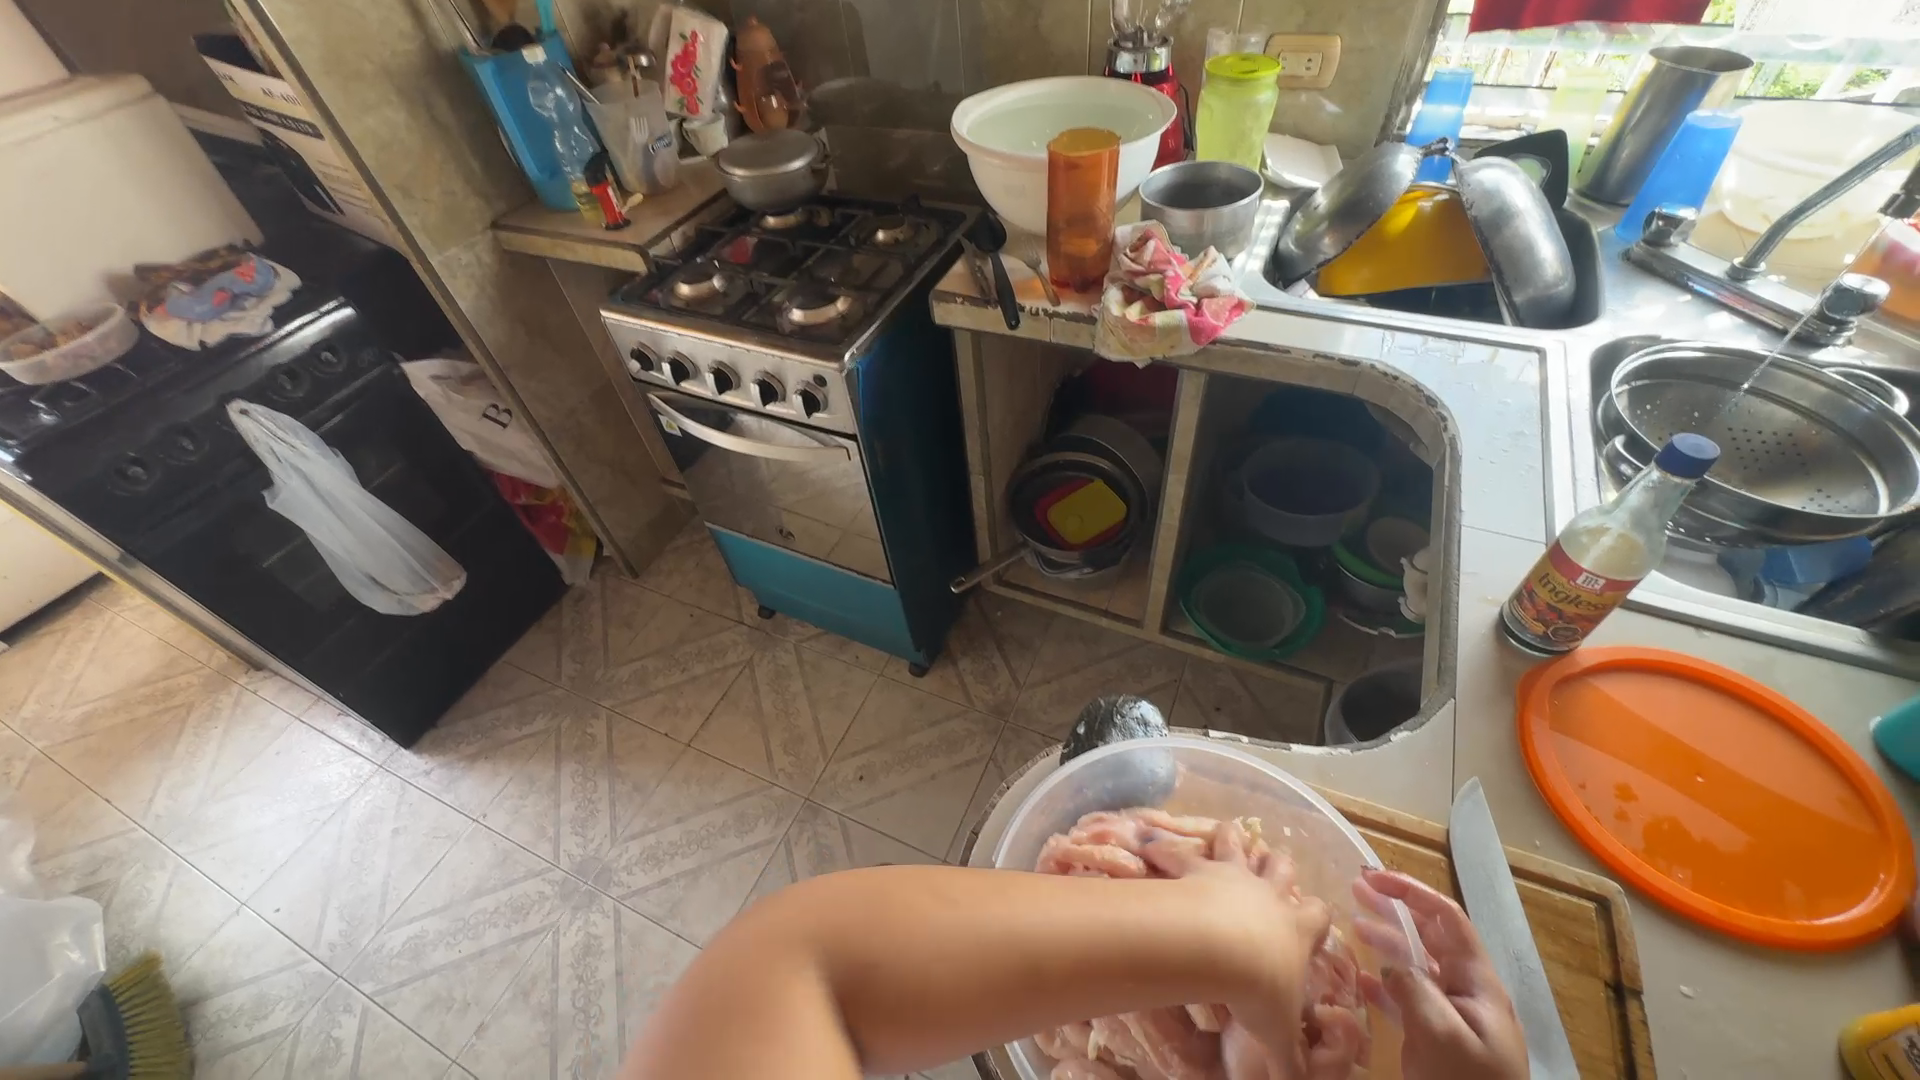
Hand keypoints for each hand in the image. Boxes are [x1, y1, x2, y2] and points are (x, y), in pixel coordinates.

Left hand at [1139, 821, 1360, 1079]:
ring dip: (1233, 838)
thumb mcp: (1278, 1032)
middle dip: (1279, 864)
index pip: (1319, 914)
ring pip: (1238, 843)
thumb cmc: (1258, 990)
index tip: (1313, 915)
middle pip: (1282, 865)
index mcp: (1295, 928)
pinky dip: (1167, 848)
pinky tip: (1153, 845)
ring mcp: (1232, 875)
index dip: (1317, 914)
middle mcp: (1267, 894)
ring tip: (1228, 830)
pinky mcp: (1197, 867)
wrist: (1224, 950)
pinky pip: (1180, 851)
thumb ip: (1290, 1059)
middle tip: (1273, 864)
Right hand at [1354, 868, 1528, 1079]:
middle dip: (1394, 907)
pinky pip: (1406, 997)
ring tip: (1351, 924)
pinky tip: (1359, 979)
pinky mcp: (1435, 1037)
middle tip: (1354, 888)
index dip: (1410, 891)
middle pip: (1429, 934)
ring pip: (1415, 963)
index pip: (1446, 919)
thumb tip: (1392, 967)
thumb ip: (1414, 989)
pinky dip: (1382, 982)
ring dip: (1385, 940)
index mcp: (1477, 983)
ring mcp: (1451, 1015)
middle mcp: (1466, 991)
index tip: (1371, 878)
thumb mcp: (1442, 1035)